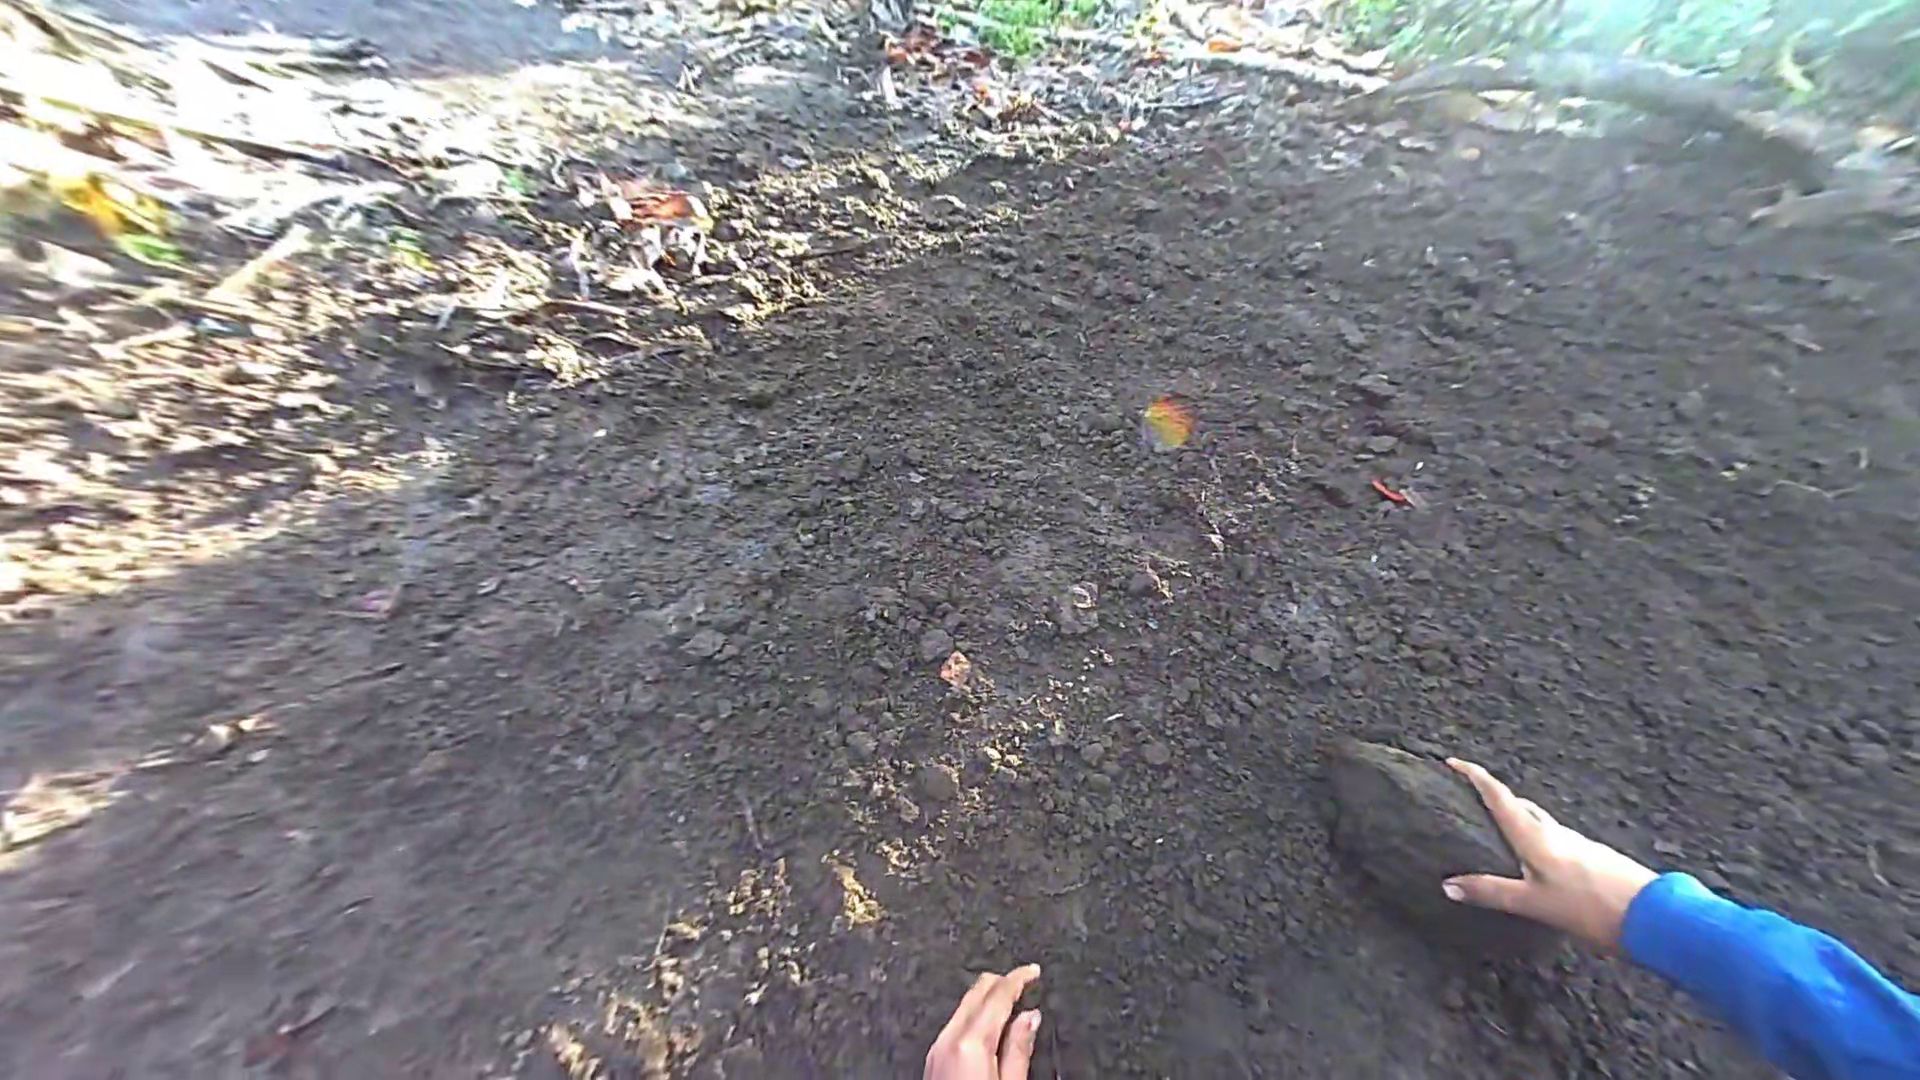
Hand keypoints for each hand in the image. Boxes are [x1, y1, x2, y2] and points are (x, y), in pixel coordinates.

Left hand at [925, 964, 1042, 1079]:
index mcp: (970, 1041)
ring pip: (966, 1004)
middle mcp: (949, 1037)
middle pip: (977, 990)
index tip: (1035, 971)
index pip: (998, 993)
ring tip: (1014, 1004)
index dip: (1019, 978)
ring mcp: (937, 1048)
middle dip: (1002, 982)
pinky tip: (992, 1028)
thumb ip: (1019, 1050)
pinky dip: (976, 1015)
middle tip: (1026, 983)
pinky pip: (957, 1023)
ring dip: (988, 998)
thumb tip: (1030, 1016)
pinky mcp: (933, 1061)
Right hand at [1443, 758, 1658, 948]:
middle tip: (1474, 803)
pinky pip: (1562, 843)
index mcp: (1534, 834)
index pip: (1497, 794)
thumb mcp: (1535, 904)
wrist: (1671, 925)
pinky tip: (1544, 867)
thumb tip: (1447, 886)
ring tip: (1504, 837)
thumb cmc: (1594, 908)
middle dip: (1496, 799)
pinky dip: (1543, 844)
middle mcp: (1556, 832)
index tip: (1453, 762)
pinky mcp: (1602, 861)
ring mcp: (1583, 845)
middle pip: (1520, 806)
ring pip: (1542, 825)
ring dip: (1520, 823)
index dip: (1473, 775)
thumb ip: (1491, 892)